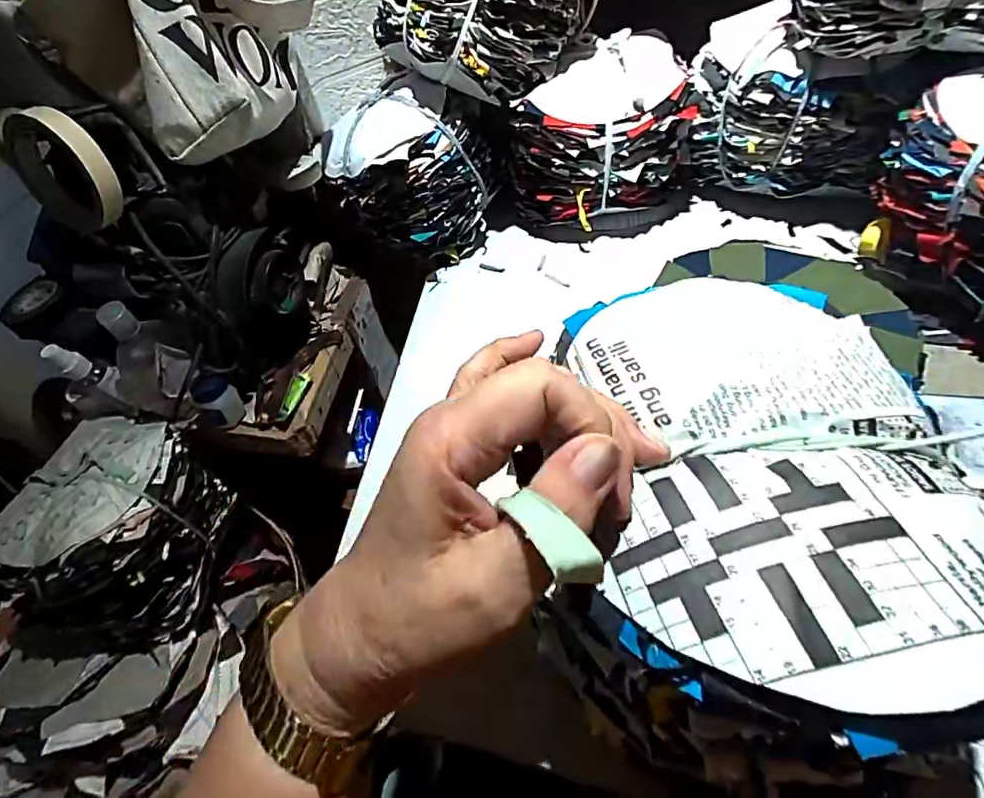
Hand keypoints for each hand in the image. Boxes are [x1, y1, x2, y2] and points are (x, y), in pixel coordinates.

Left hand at [268, 331, 666, 734]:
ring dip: (583, 419)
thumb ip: (554, 514)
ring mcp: (452, 424)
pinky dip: (529, 374)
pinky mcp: (459, 443)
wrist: (360, 641)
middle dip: (597, 430)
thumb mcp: (496, 585)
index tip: (611, 496)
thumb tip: (605, 449)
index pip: (542, 386)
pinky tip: (541, 342)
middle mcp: (451, 415)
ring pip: (532, 385)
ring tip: (623, 464)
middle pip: (544, 380)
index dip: (591, 424)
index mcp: (451, 438)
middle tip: (618, 502)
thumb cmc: (420, 622)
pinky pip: (497, 385)